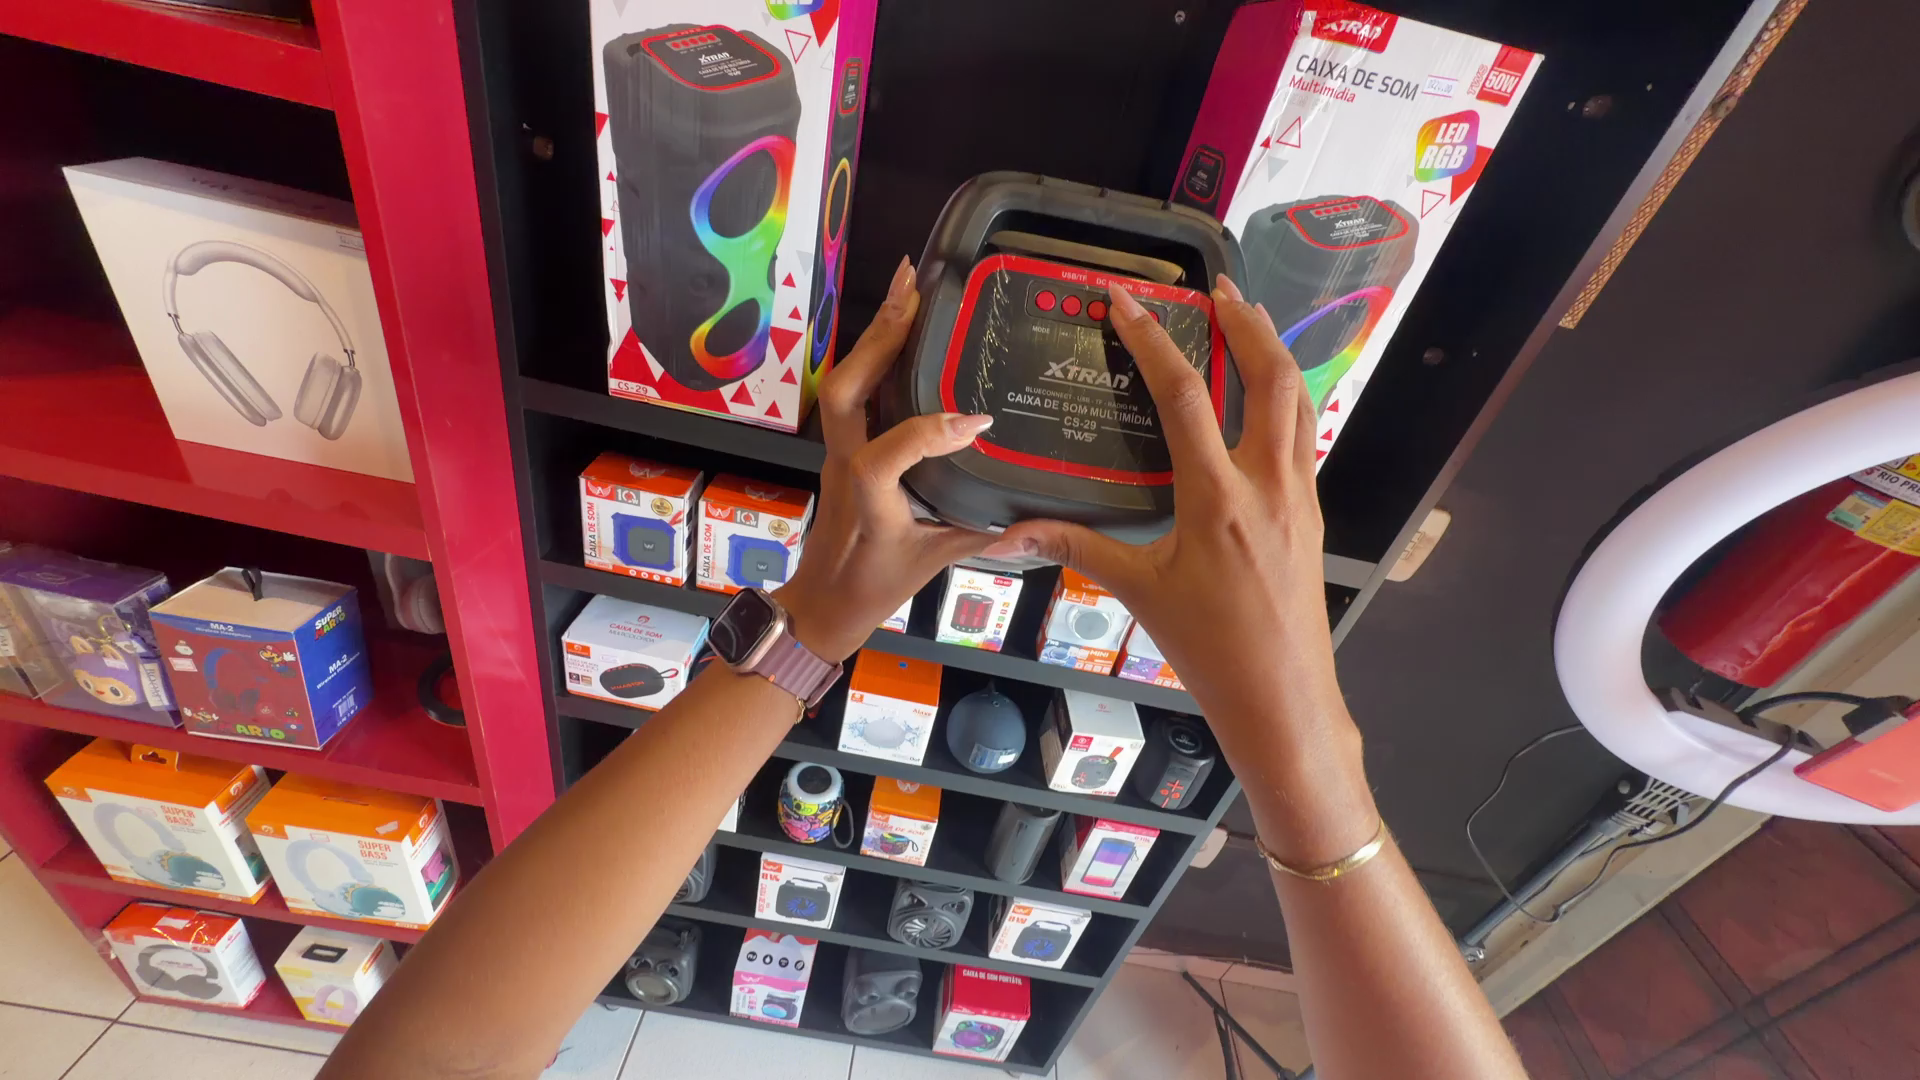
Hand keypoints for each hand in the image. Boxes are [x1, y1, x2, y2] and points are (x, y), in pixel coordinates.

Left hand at [777, 257, 1015, 660]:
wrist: (820, 603)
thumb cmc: (872, 587)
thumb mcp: (933, 562)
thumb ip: (982, 535)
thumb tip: (1032, 518)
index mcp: (868, 498)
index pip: (890, 453)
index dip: (932, 432)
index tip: (979, 423)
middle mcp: (845, 465)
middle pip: (846, 389)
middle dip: (880, 333)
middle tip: (913, 285)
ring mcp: (837, 453)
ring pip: (842, 385)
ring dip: (873, 335)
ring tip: (907, 291)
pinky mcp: (841, 450)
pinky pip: (851, 395)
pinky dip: (873, 357)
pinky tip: (898, 335)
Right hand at [1002, 276, 1344, 755]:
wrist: (1282, 696)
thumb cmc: (1209, 646)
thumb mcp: (1138, 590)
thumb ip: (1076, 548)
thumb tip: (1012, 534)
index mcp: (1218, 498)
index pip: (1184, 398)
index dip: (1154, 343)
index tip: (1130, 303)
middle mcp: (1268, 483)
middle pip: (1273, 379)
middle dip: (1248, 325)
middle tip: (1220, 289)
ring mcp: (1298, 495)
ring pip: (1301, 403)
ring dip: (1276, 355)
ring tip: (1250, 323)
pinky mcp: (1310, 513)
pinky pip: (1304, 437)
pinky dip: (1287, 401)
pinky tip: (1264, 403)